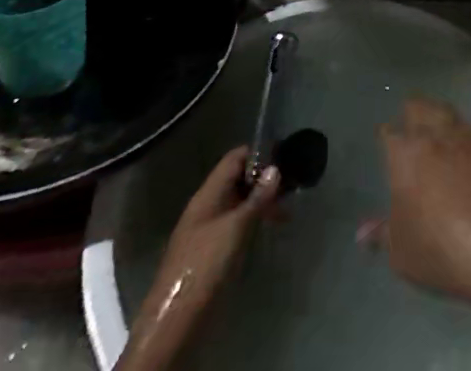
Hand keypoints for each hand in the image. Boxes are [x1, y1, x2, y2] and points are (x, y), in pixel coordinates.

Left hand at [118, 147, 277, 369]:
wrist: (177, 318)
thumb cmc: (206, 264)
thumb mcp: (235, 228)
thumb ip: (256, 198)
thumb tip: (275, 168)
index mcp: (208, 194)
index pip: (234, 158)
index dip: (259, 153)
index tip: (286, 156)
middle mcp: (207, 205)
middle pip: (238, 179)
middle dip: (264, 179)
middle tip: (293, 187)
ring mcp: (209, 228)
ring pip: (239, 202)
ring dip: (261, 201)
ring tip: (286, 212)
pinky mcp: (213, 249)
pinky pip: (237, 222)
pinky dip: (254, 220)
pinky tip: (269, 229)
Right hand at [369, 97, 470, 309]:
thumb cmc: (443, 250)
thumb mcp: (402, 252)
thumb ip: (383, 234)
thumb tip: (363, 231)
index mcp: (405, 153)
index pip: (388, 133)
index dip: (386, 137)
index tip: (385, 144)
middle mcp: (435, 135)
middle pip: (419, 106)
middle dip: (412, 113)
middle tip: (408, 128)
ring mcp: (469, 137)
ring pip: (447, 113)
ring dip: (438, 118)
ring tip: (434, 136)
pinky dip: (462, 136)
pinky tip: (462, 153)